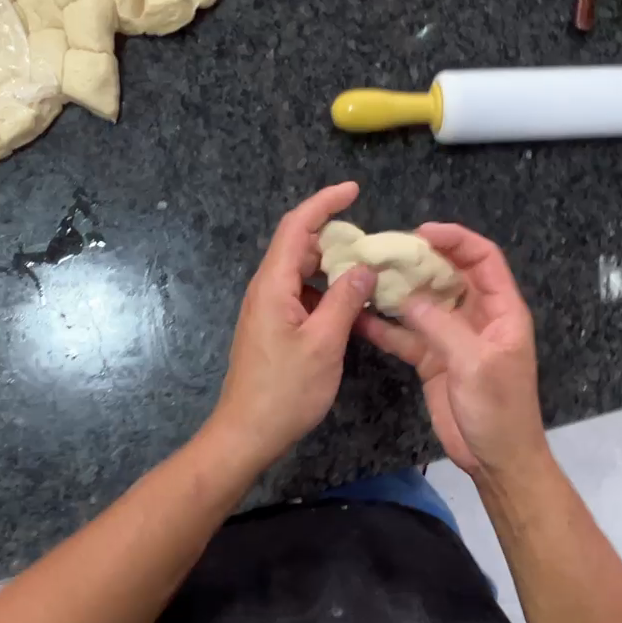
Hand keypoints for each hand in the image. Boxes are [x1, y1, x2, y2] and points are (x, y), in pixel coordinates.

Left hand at [206, 182, 377, 469]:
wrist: (247, 433)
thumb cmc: (285, 390)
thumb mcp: (324, 343)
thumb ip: (346, 299)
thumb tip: (365, 267)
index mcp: (274, 285)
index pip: (297, 226)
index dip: (324, 202)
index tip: (354, 189)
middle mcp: (266, 289)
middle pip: (300, 246)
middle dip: (335, 236)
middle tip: (374, 245)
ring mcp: (268, 309)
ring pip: (303, 272)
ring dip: (333, 267)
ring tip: (368, 273)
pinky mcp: (274, 328)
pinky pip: (303, 295)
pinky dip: (327, 292)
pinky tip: (350, 306)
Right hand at [354, 223, 548, 477]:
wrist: (495, 459)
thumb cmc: (499, 410)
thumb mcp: (475, 364)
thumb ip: (441, 327)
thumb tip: (407, 296)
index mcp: (501, 311)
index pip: (483, 259)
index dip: (456, 240)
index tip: (421, 232)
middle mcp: (477, 317)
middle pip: (448, 275)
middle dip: (419, 260)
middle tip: (383, 252)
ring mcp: (453, 337)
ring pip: (423, 302)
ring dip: (398, 290)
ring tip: (365, 276)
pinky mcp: (432, 359)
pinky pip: (406, 334)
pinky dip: (385, 326)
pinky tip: (358, 317)